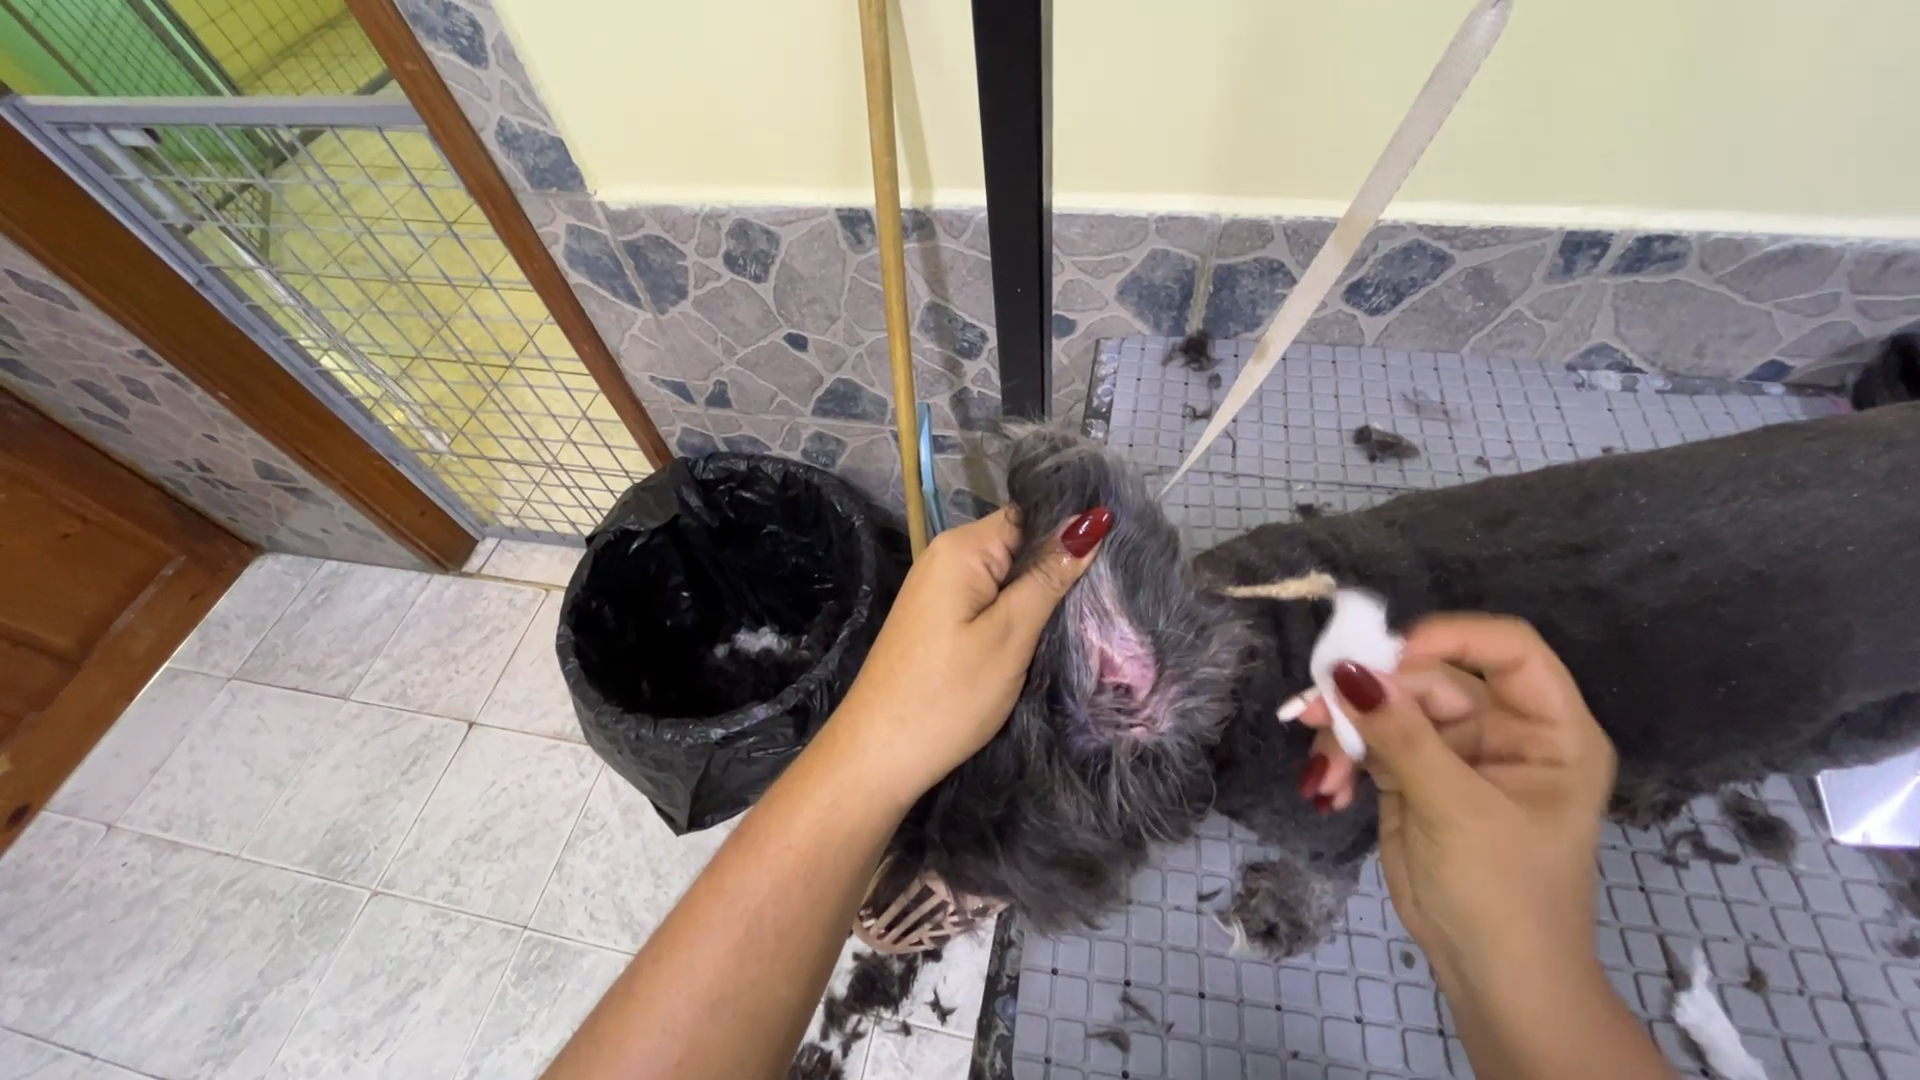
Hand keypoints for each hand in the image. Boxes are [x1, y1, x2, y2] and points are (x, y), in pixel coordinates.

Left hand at [831, 506, 1109, 803]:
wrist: (877, 755)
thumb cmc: (948, 695)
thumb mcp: (1010, 635)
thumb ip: (1049, 577)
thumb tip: (1091, 522)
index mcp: (962, 548)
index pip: (1029, 515)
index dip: (1071, 531)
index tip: (1118, 553)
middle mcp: (945, 555)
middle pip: (1017, 543)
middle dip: (1059, 564)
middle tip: (1111, 591)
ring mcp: (937, 589)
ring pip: (1004, 574)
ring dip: (1039, 592)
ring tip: (1086, 612)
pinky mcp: (937, 618)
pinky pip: (986, 598)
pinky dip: (1015, 611)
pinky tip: (1041, 632)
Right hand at [1290, 615, 1615, 986]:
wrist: (1489, 973)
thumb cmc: (1503, 892)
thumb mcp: (1456, 809)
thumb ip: (1402, 736)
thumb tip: (1347, 671)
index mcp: (1547, 730)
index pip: (1509, 650)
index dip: (1452, 636)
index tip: (1386, 652)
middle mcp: (1500, 730)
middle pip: (1427, 678)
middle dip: (1370, 695)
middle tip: (1315, 710)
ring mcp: (1452, 751)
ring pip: (1386, 707)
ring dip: (1344, 729)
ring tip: (1320, 766)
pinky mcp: (1411, 773)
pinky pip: (1367, 740)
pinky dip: (1340, 757)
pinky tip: (1326, 787)